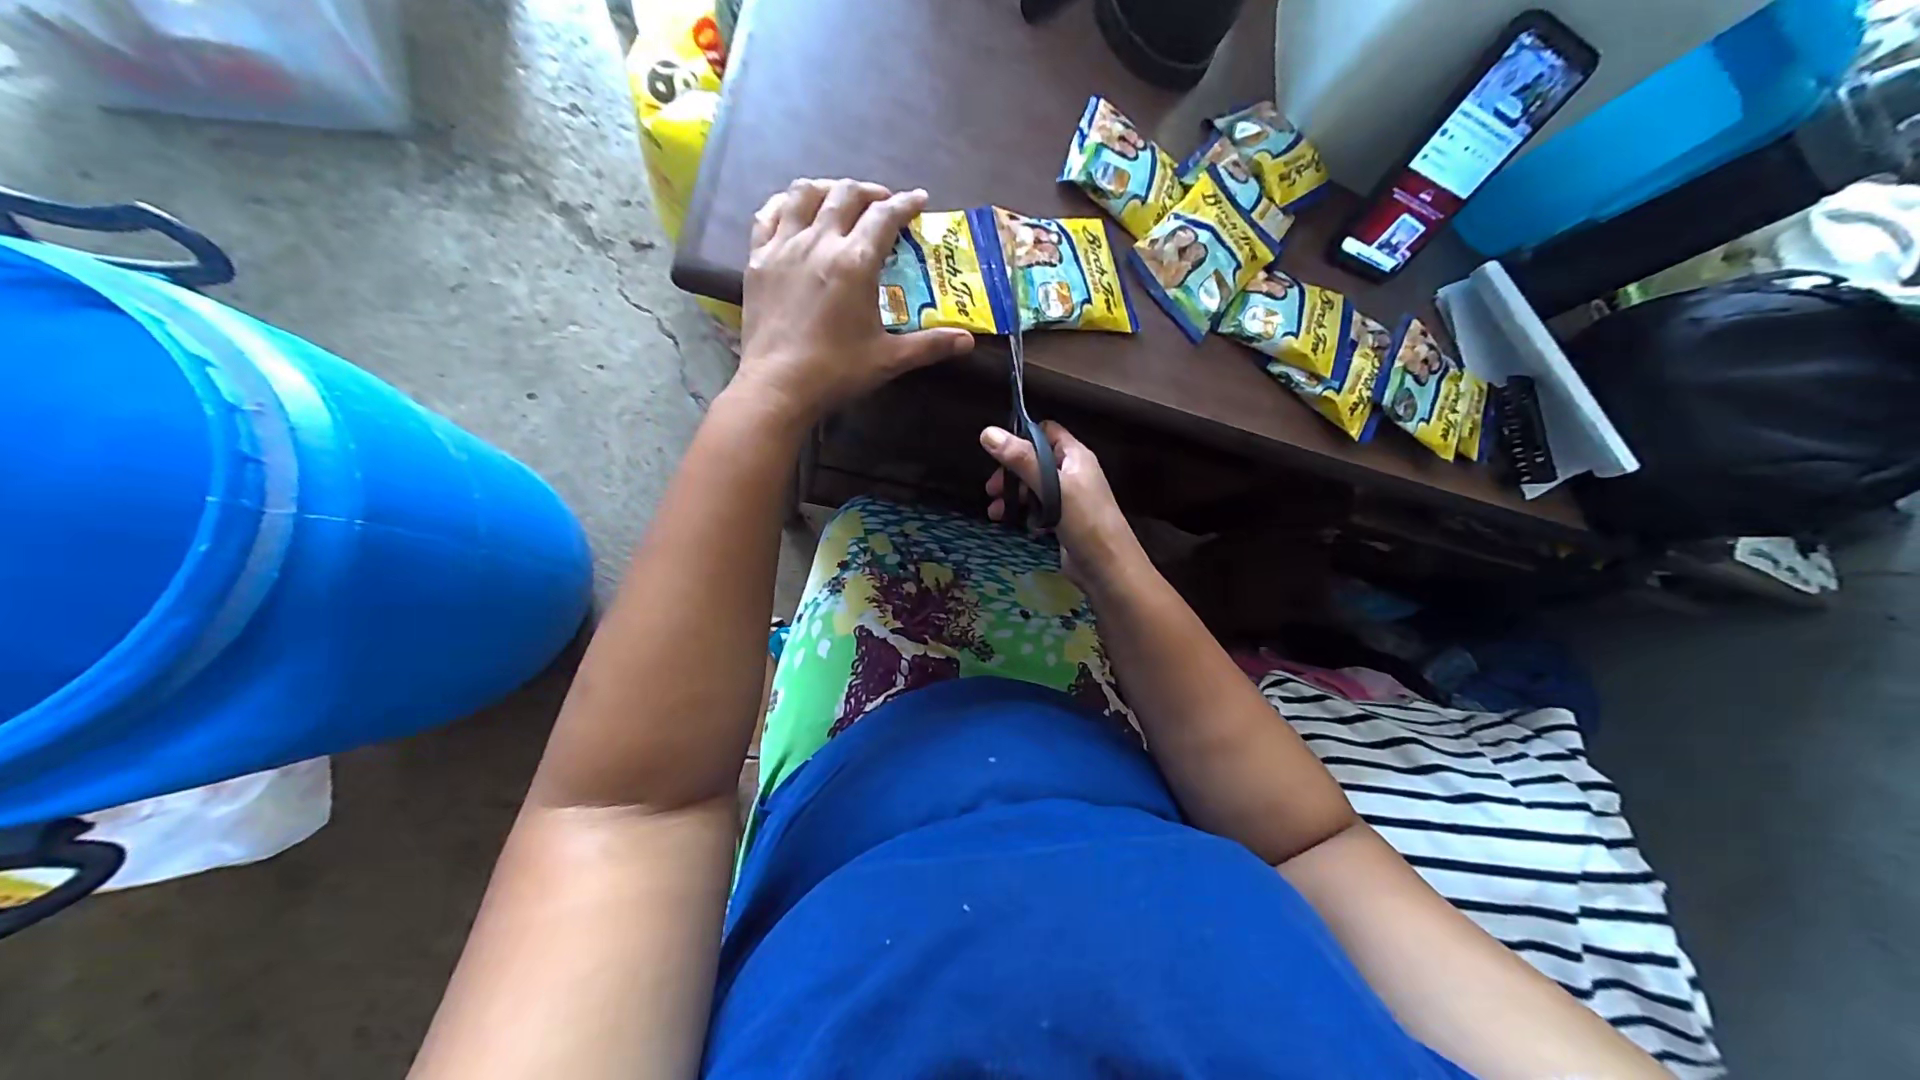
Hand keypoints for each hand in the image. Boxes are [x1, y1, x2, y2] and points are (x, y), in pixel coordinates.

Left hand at [735, 178, 974, 424]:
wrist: (777, 386)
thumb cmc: (836, 372)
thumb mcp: (889, 359)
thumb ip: (930, 345)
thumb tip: (968, 340)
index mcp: (854, 262)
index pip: (885, 215)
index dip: (906, 203)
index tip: (918, 201)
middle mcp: (819, 242)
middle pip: (846, 194)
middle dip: (870, 191)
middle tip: (883, 204)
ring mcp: (783, 247)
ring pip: (805, 193)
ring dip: (829, 188)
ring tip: (841, 199)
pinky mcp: (757, 259)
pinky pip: (768, 214)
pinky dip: (786, 204)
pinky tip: (794, 212)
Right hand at [980, 421, 1144, 588]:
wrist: (1108, 569)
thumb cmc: (1085, 521)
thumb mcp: (1052, 487)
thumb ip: (1022, 460)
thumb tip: (988, 433)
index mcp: (1075, 456)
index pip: (1046, 432)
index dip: (1023, 437)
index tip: (998, 452)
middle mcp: (1073, 472)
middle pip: (1035, 461)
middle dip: (1011, 473)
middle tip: (992, 490)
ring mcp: (1069, 497)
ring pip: (1034, 487)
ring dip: (1014, 496)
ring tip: (996, 512)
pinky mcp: (1064, 520)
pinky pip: (1040, 509)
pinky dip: (1027, 514)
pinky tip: (1020, 525)